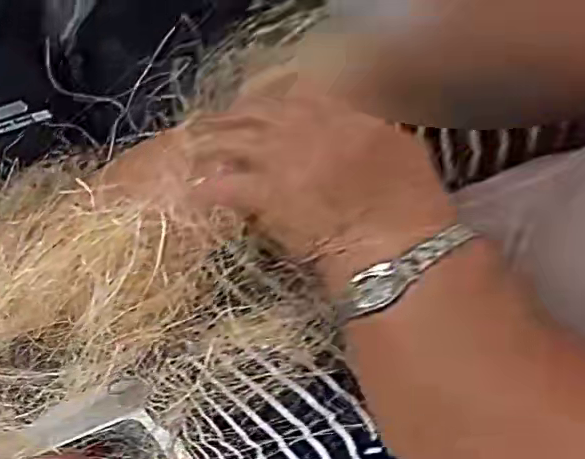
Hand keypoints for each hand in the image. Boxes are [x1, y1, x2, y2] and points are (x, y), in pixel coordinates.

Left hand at [184, 75, 459, 289]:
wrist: (389, 235)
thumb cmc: (397, 201)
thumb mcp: (388, 150)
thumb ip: (350, 135)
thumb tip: (316, 135)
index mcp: (350, 120)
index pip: (300, 97)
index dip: (266, 102)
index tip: (244, 110)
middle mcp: (317, 133)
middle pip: (262, 115)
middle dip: (229, 119)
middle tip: (202, 129)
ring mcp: (290, 162)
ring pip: (237, 144)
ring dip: (209, 150)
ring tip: (187, 158)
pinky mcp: (269, 194)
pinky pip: (225, 186)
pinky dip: (205, 189)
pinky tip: (191, 194)